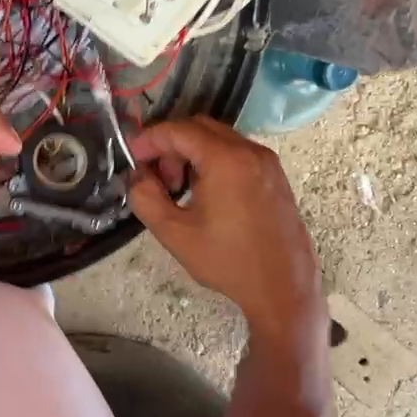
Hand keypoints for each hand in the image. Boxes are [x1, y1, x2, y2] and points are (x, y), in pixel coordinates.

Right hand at [126, 116, 323, 337]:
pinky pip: (235, 152)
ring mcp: (267, 163)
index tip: (131, 158)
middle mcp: (250, 152)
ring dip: (190, 153)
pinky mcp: (275, 177)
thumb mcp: (173, 232)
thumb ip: (144, 197)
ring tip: (178, 188)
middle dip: (169, 145)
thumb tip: (137, 176)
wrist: (284, 289)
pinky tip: (203, 193)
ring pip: (218, 138)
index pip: (177, 130)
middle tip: (156, 176)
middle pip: (199, 127)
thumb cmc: (228, 260)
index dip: (148, 139)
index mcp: (226, 160)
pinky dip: (211, 160)